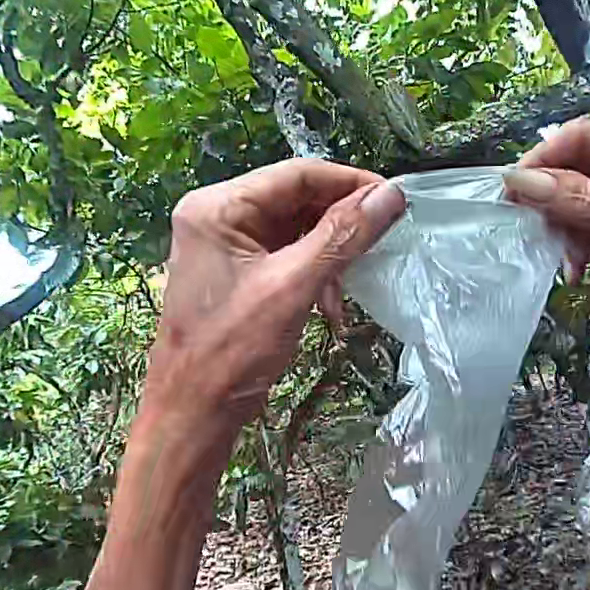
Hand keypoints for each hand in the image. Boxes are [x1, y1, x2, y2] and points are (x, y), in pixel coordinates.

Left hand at [79, 160, 404, 589]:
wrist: (193, 414)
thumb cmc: (233, 351)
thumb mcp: (292, 288)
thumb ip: (343, 237)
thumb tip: (392, 195)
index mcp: (218, 208)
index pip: (296, 175)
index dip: (350, 183)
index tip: (395, 199)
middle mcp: (219, 216)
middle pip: (298, 201)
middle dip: (342, 224)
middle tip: (385, 240)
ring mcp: (228, 246)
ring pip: (299, 231)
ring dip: (332, 256)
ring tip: (352, 287)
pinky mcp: (241, 272)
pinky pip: (290, 257)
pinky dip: (317, 276)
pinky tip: (332, 309)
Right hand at [504, 119, 589, 414]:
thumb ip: (583, 202)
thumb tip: (522, 180)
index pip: (583, 138)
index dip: (542, 162)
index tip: (510, 196)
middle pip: (582, 168)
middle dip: (555, 202)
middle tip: (538, 238)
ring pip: (587, 198)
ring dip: (569, 229)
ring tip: (570, 266)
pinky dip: (586, 242)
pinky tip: (580, 269)